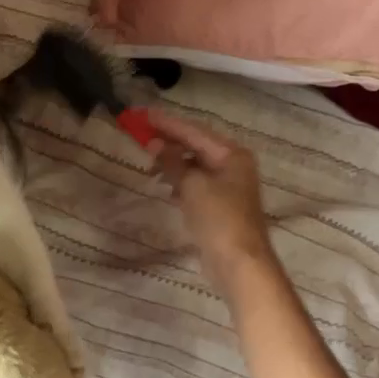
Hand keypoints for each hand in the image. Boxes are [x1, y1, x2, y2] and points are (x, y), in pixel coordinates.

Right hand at [147, 110, 274, 274]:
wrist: (239, 262)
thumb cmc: (218, 218)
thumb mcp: (193, 186)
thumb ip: (173, 162)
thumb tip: (155, 144)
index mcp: (232, 154)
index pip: (194, 132)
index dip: (167, 123)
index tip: (142, 115)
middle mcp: (233, 165)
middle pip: (195, 146)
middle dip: (169, 141)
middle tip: (140, 133)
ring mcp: (227, 186)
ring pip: (195, 165)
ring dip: (172, 161)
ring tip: (148, 159)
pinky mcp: (219, 205)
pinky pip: (196, 183)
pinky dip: (179, 180)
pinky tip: (163, 183)